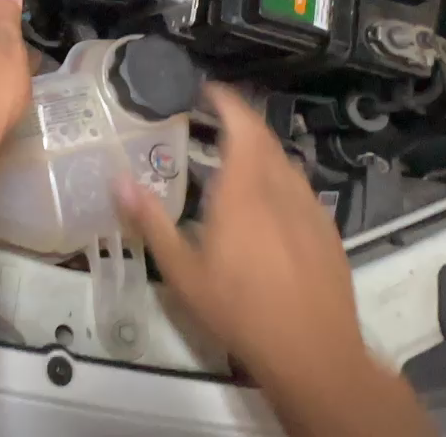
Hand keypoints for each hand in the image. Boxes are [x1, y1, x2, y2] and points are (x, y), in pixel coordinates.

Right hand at [115, 82, 363, 380]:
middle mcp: (280, 190)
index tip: (207, 89)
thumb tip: (117, 179)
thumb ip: (149, 220)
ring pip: (286, 163)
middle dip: (240, 121)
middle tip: (212, 118)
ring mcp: (310, 211)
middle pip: (265, 139)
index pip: (242, 127)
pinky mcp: (328, 233)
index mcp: (243, 191)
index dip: (227, 101)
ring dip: (261, 150)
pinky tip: (267, 203)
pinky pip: (301, 190)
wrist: (315, 356)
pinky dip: (280, 179)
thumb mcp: (181, 270)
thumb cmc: (239, 309)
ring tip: (235, 157)